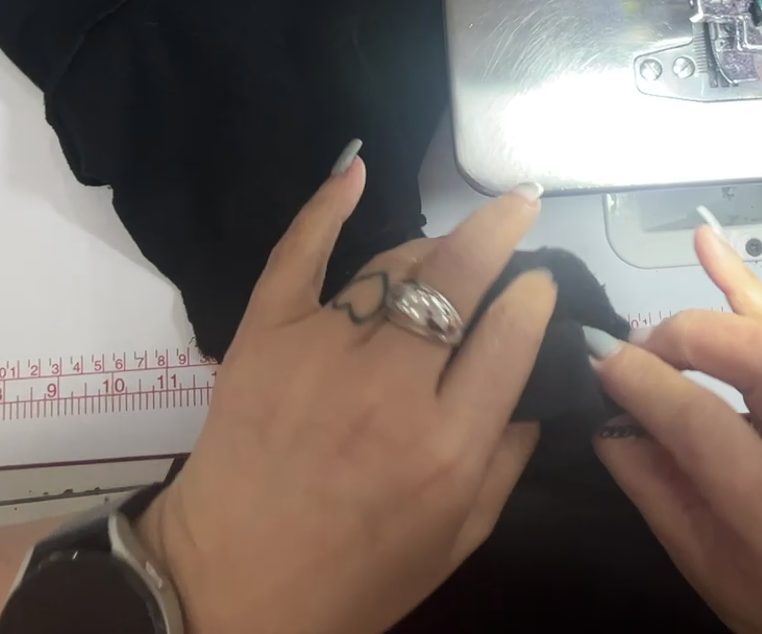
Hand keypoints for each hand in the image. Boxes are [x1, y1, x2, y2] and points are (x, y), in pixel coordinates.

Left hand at [136, 154, 556, 633]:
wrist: (225, 590)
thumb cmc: (354, 575)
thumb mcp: (457, 538)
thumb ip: (508, 459)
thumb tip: (535, 383)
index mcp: (445, 445)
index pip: (510, 335)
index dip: (533, 293)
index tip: (537, 282)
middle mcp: (389, 388)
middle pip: (457, 278)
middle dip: (501, 228)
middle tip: (522, 203)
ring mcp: (320, 350)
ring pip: (393, 264)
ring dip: (433, 246)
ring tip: (450, 248)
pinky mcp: (265, 333)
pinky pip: (300, 253)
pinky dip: (326, 206)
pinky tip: (354, 170)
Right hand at [587, 223, 761, 633]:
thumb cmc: (755, 588)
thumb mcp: (688, 553)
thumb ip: (641, 469)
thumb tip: (601, 387)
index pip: (715, 434)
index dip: (650, 385)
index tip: (598, 357)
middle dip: (688, 335)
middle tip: (635, 348)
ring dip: (706, 316)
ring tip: (654, 330)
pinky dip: (740, 282)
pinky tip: (705, 242)